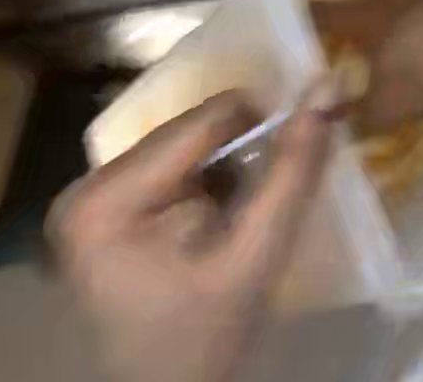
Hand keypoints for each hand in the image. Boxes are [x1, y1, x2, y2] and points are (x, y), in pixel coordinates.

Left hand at [50, 85, 336, 381]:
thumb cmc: (202, 339)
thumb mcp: (257, 254)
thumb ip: (294, 168)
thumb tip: (329, 84)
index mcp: (109, 195)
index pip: (215, 116)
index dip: (268, 128)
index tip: (296, 162)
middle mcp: (92, 181)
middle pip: (203, 124)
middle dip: (248, 150)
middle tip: (270, 196)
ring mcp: (98, 192)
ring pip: (199, 137)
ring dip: (236, 163)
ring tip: (247, 212)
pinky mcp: (112, 203)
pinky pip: (185, 159)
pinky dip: (218, 177)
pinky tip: (224, 217)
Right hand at [316, 0, 422, 132]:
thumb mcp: (383, 109)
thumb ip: (352, 114)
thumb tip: (327, 117)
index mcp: (368, 20)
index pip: (327, 11)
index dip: (309, 12)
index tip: (296, 13)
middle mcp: (392, 0)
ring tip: (376, 6)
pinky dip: (409, 5)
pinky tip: (413, 22)